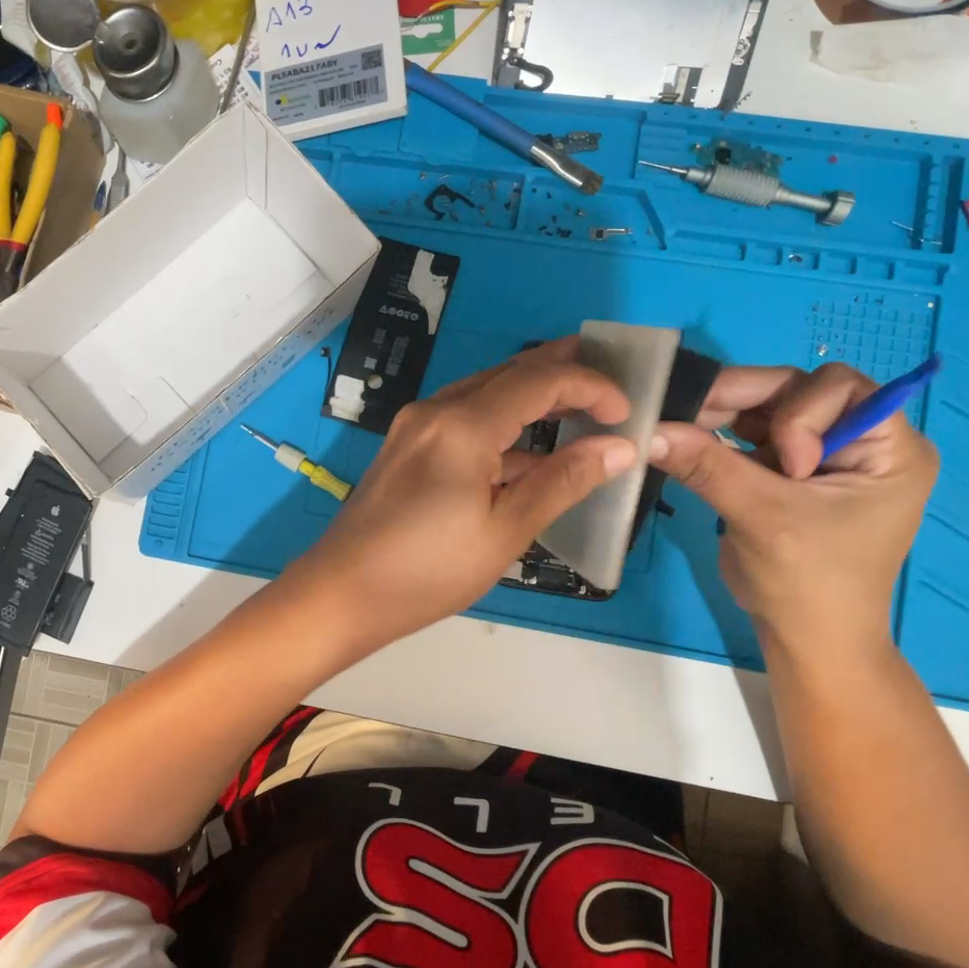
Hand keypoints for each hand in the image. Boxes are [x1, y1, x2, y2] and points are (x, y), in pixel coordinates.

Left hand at [284, 337, 636, 650]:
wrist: (341, 593)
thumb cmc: (426, 571)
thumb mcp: (504, 531)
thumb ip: (562, 482)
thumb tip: (618, 448)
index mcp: (462, 425)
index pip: (539, 380)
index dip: (590, 385)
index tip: (627, 410)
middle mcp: (434, 412)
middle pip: (509, 374)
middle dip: (562, 374)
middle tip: (611, 382)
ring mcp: (414, 429)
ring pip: (484, 394)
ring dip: (531, 399)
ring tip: (579, 412)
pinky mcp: (405, 449)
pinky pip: (462, 421)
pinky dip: (500, 427)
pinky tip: (527, 454)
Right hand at [647, 363, 937, 642]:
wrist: (806, 639)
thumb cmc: (809, 581)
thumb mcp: (762, 518)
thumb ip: (708, 467)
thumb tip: (648, 430)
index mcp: (888, 448)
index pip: (840, 389)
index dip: (799, 413)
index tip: (782, 464)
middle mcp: (858, 441)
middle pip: (795, 392)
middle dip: (745, 403)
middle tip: (694, 419)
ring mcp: (820, 455)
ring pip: (765, 409)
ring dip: (722, 415)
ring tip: (682, 430)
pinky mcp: (784, 472)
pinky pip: (748, 436)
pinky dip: (716, 437)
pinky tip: (687, 443)